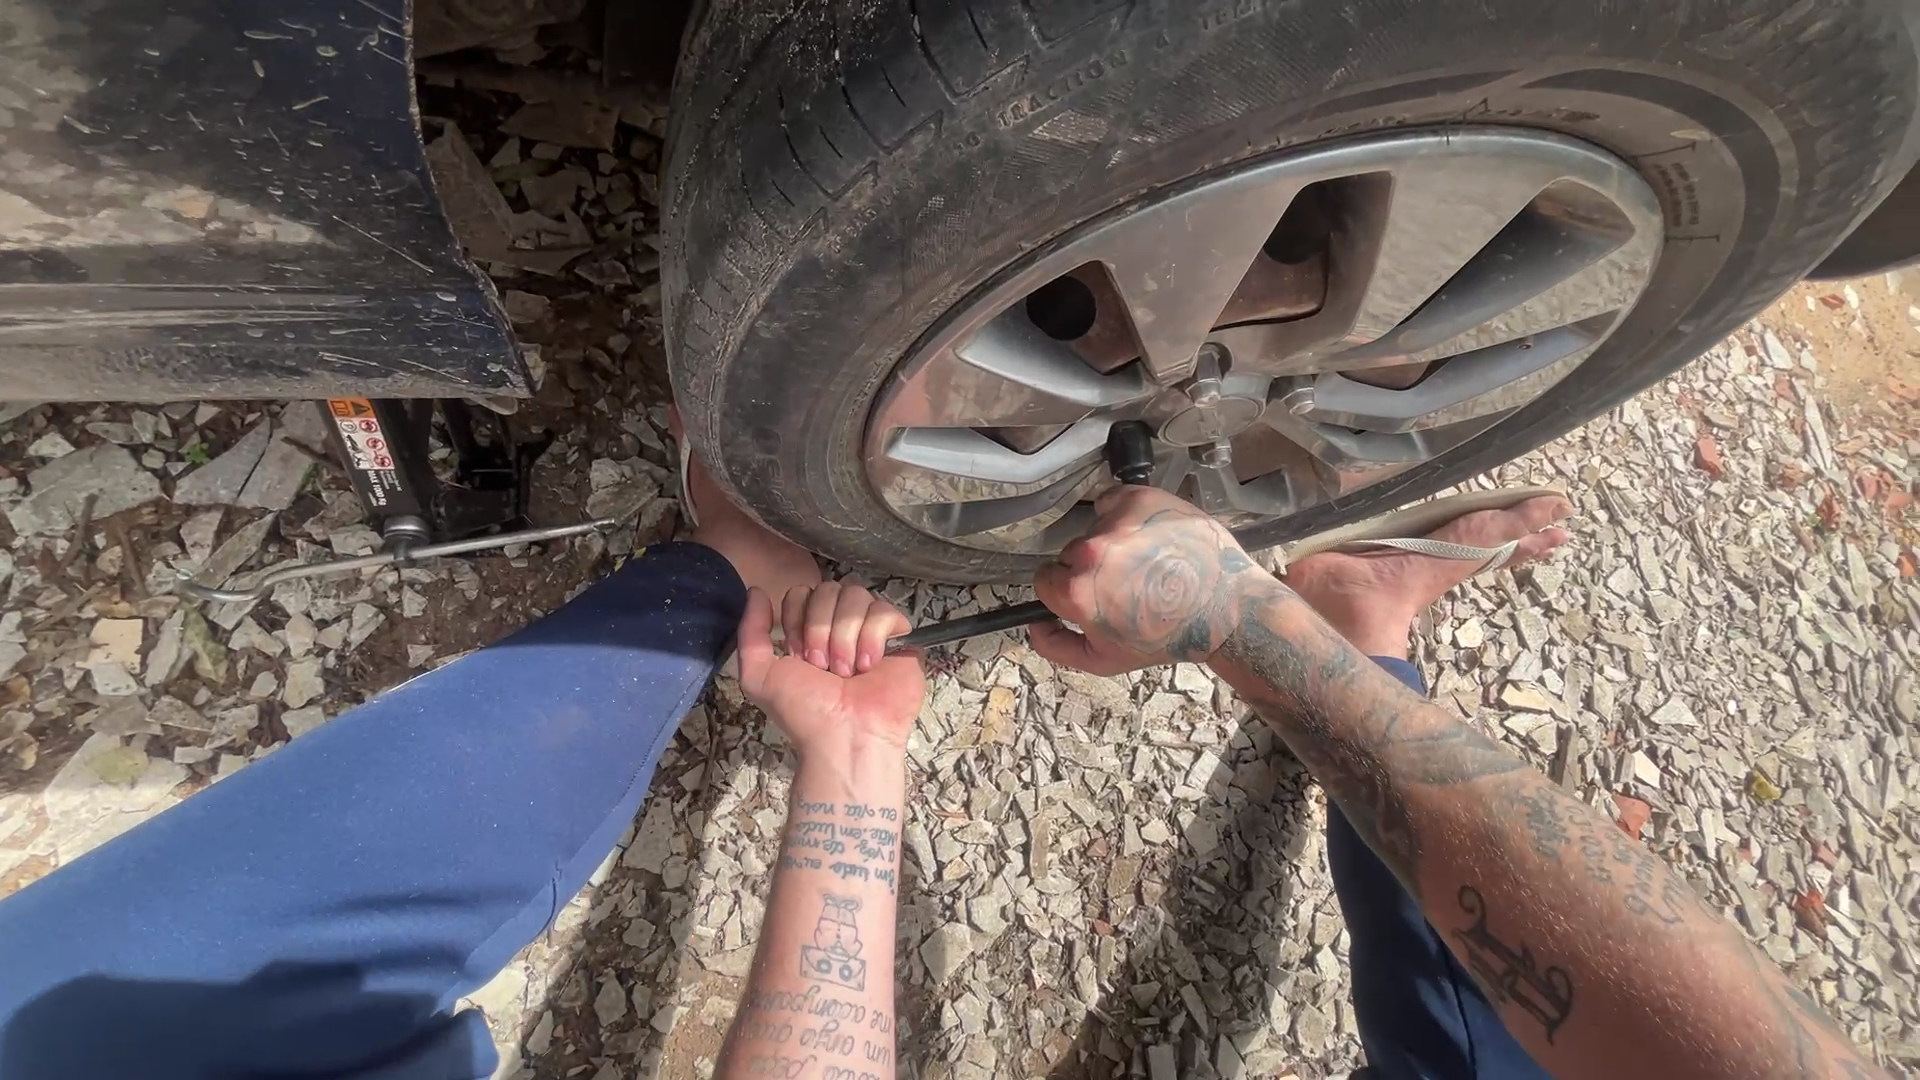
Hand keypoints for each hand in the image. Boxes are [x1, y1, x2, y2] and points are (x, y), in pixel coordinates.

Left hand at [737, 582, 926, 753]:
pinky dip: (873, 637)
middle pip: (830, 588)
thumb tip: (756, 591)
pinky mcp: (900, 638)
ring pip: (858, 595)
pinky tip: (870, 664)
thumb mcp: (760, 676)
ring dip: (845, 636)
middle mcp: (841, 626)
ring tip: (847, 670)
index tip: (799, 655)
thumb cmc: (805, 711)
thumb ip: (751, 632)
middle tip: (823, 666)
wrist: (846, 737)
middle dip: (821, 628)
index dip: (797, 618)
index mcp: (810, 631)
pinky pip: (887, 611)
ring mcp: (871, 630)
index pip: (803, 592)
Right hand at [1029, 487, 1270, 673]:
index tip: (1091, 593)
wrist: (1223, 608)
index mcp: (1076, 591)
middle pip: (1071, 552)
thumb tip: (1032, 625)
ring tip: (1146, 561)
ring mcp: (1117, 522)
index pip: (1045, 577)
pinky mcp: (1140, 499)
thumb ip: (1055, 646)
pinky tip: (1148, 535)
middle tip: (1126, 582)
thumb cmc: (1166, 637)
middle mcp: (1092, 552)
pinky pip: (1113, 500)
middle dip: (1092, 567)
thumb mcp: (1103, 661)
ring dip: (1111, 542)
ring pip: (1094, 528)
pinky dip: (1124, 514)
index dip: (1065, 589)